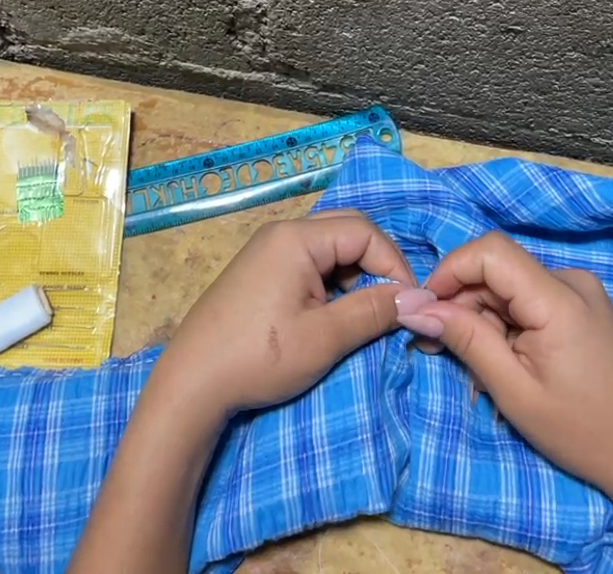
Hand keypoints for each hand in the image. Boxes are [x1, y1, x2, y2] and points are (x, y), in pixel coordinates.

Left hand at [152, 211, 421, 417]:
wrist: (193, 382)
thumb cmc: (260, 357)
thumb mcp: (324, 338)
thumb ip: (373, 311)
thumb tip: (419, 298)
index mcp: (296, 238)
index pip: (365, 231)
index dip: (394, 264)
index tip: (409, 306)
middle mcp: (282, 232)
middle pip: (347, 230)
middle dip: (377, 264)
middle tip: (391, 306)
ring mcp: (268, 249)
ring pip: (330, 247)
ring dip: (355, 275)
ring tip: (364, 315)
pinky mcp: (261, 270)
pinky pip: (310, 261)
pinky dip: (332, 282)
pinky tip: (334, 314)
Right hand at [395, 231, 612, 495]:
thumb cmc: (583, 432)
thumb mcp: (513, 390)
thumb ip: (465, 339)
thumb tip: (414, 307)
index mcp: (559, 298)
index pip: (490, 251)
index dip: (449, 270)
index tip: (426, 309)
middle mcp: (572, 281)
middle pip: (497, 270)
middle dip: (462, 303)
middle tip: (440, 348)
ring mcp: (582, 292)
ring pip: (509, 286)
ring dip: (483, 318)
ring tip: (479, 370)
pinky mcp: (584, 306)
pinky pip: (529, 299)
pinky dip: (506, 324)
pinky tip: (505, 363)